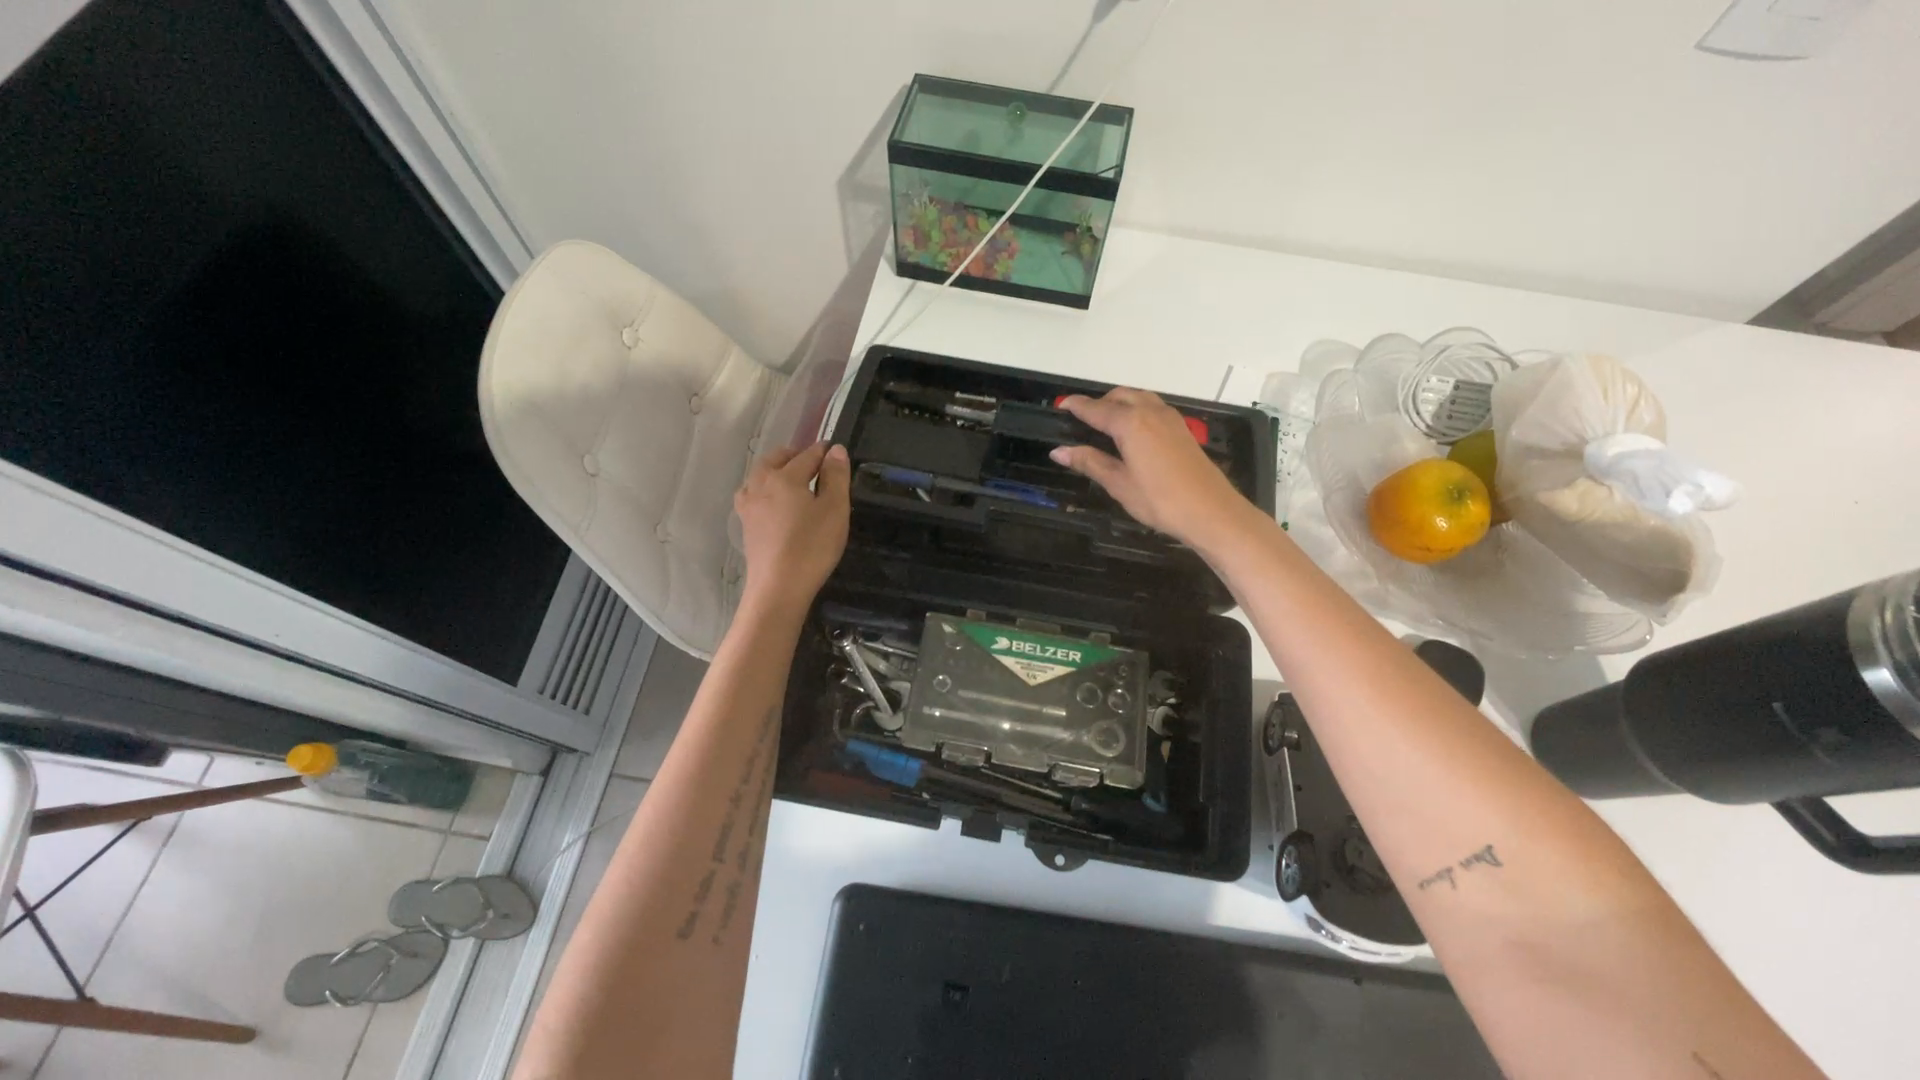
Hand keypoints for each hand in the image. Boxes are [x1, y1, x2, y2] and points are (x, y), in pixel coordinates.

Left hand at [735, 442, 850, 612]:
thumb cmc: (812, 547)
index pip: (808, 455)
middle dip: (796, 455)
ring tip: (793, 480)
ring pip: (760, 475)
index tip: (836, 450)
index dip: (824, 451)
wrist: (778, 587)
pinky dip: (765, 490)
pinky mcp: (745, 524)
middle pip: (777, 459)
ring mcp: (748, 505)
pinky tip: (773, 503)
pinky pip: (753, 495)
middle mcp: (761, 484)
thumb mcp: (835, 510)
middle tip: (815, 463)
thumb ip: (836, 477)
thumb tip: (835, 450)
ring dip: (776, 470)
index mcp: (785, 477)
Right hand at [1050, 388, 1253, 545]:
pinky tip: (1132, 432)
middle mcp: (1150, 411)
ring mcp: (1170, 418)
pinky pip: (1153, 407)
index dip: (1076, 406)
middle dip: (1098, 403)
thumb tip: (1059, 451)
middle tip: (1081, 421)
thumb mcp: (1119, 484)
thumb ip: (1089, 462)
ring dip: (1119, 403)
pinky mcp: (1182, 429)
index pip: (1095, 409)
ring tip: (1105, 424)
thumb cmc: (1160, 500)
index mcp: (1130, 423)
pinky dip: (1137, 410)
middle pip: (1119, 396)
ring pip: (1139, 398)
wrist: (1211, 511)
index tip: (1059, 406)